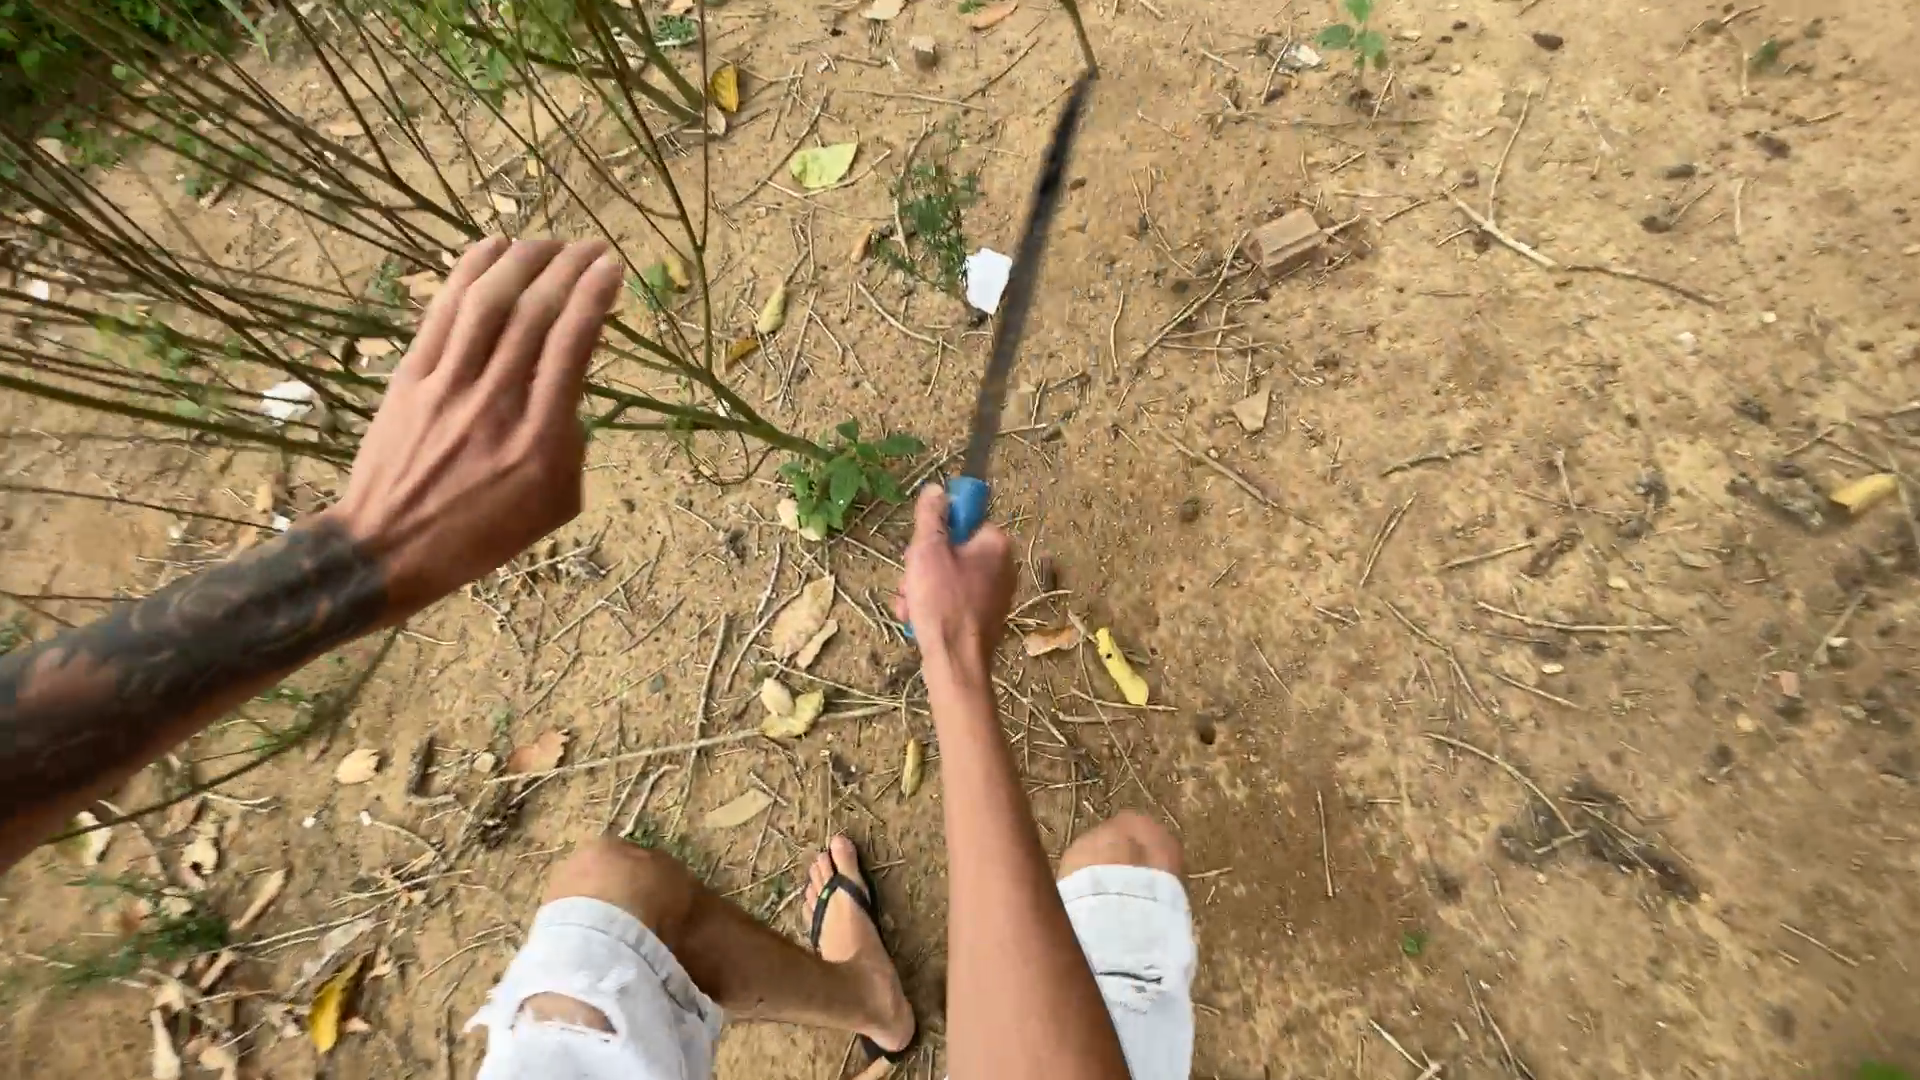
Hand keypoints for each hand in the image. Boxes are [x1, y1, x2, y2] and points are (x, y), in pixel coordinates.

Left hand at [324, 237, 622, 618]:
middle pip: (533, 317)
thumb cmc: (489, 532)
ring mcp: (448, 387)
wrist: (392, 547)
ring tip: (547, 241)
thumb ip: (572, 443)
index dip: (593, 300)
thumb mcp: (558, 501)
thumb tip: (567, 393)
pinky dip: (469, 273)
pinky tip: (492, 249)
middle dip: (566, 271)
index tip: (612, 270)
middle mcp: (496, 403)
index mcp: (541, 440)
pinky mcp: (411, 378)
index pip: (571, 349)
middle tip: (591, 247)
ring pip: (486, 305)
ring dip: (521, 263)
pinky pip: (443, 314)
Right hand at [893, 485, 1015, 671]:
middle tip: (910, 580)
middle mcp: (1003, 567)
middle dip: (922, 565)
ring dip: (920, 588)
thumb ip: (931, 516)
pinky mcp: (984, 619)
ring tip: (909, 604)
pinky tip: (917, 620)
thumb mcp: (928, 550)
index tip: (920, 547)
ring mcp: (995, 595)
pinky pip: (952, 601)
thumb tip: (937, 489)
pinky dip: (932, 607)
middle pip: (952, 550)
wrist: (956, 663)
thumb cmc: (943, 601)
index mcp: (996, 544)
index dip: (937, 531)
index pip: (964, 520)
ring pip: (946, 578)